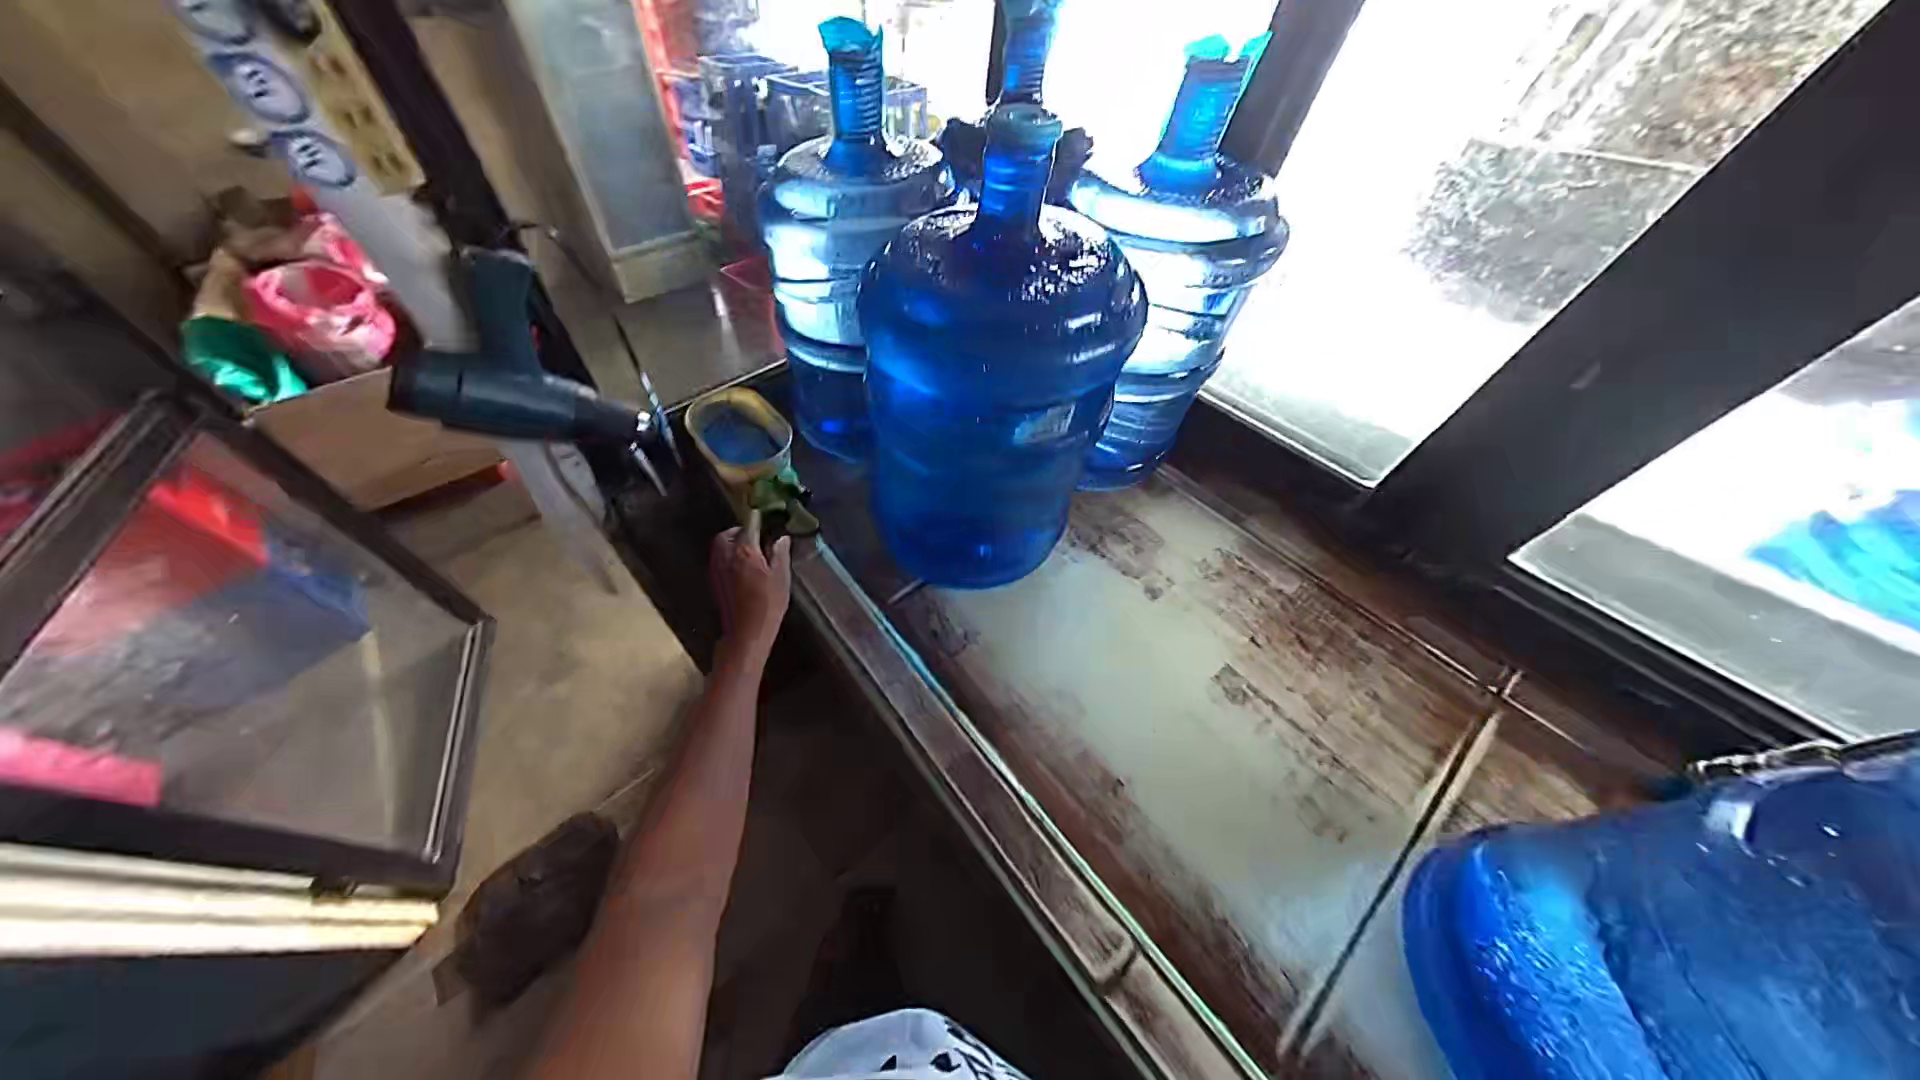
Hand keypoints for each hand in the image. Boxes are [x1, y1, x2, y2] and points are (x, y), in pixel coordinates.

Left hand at [710, 510, 791, 659]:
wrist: (746, 632)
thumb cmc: (768, 604)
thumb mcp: (781, 577)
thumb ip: (780, 553)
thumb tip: (781, 537)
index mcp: (745, 549)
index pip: (750, 523)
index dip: (759, 517)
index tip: (767, 514)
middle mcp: (726, 554)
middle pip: (730, 533)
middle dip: (742, 530)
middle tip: (757, 534)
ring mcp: (717, 567)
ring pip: (721, 544)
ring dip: (733, 541)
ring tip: (750, 548)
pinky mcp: (714, 579)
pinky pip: (719, 557)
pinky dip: (728, 554)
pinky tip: (741, 565)